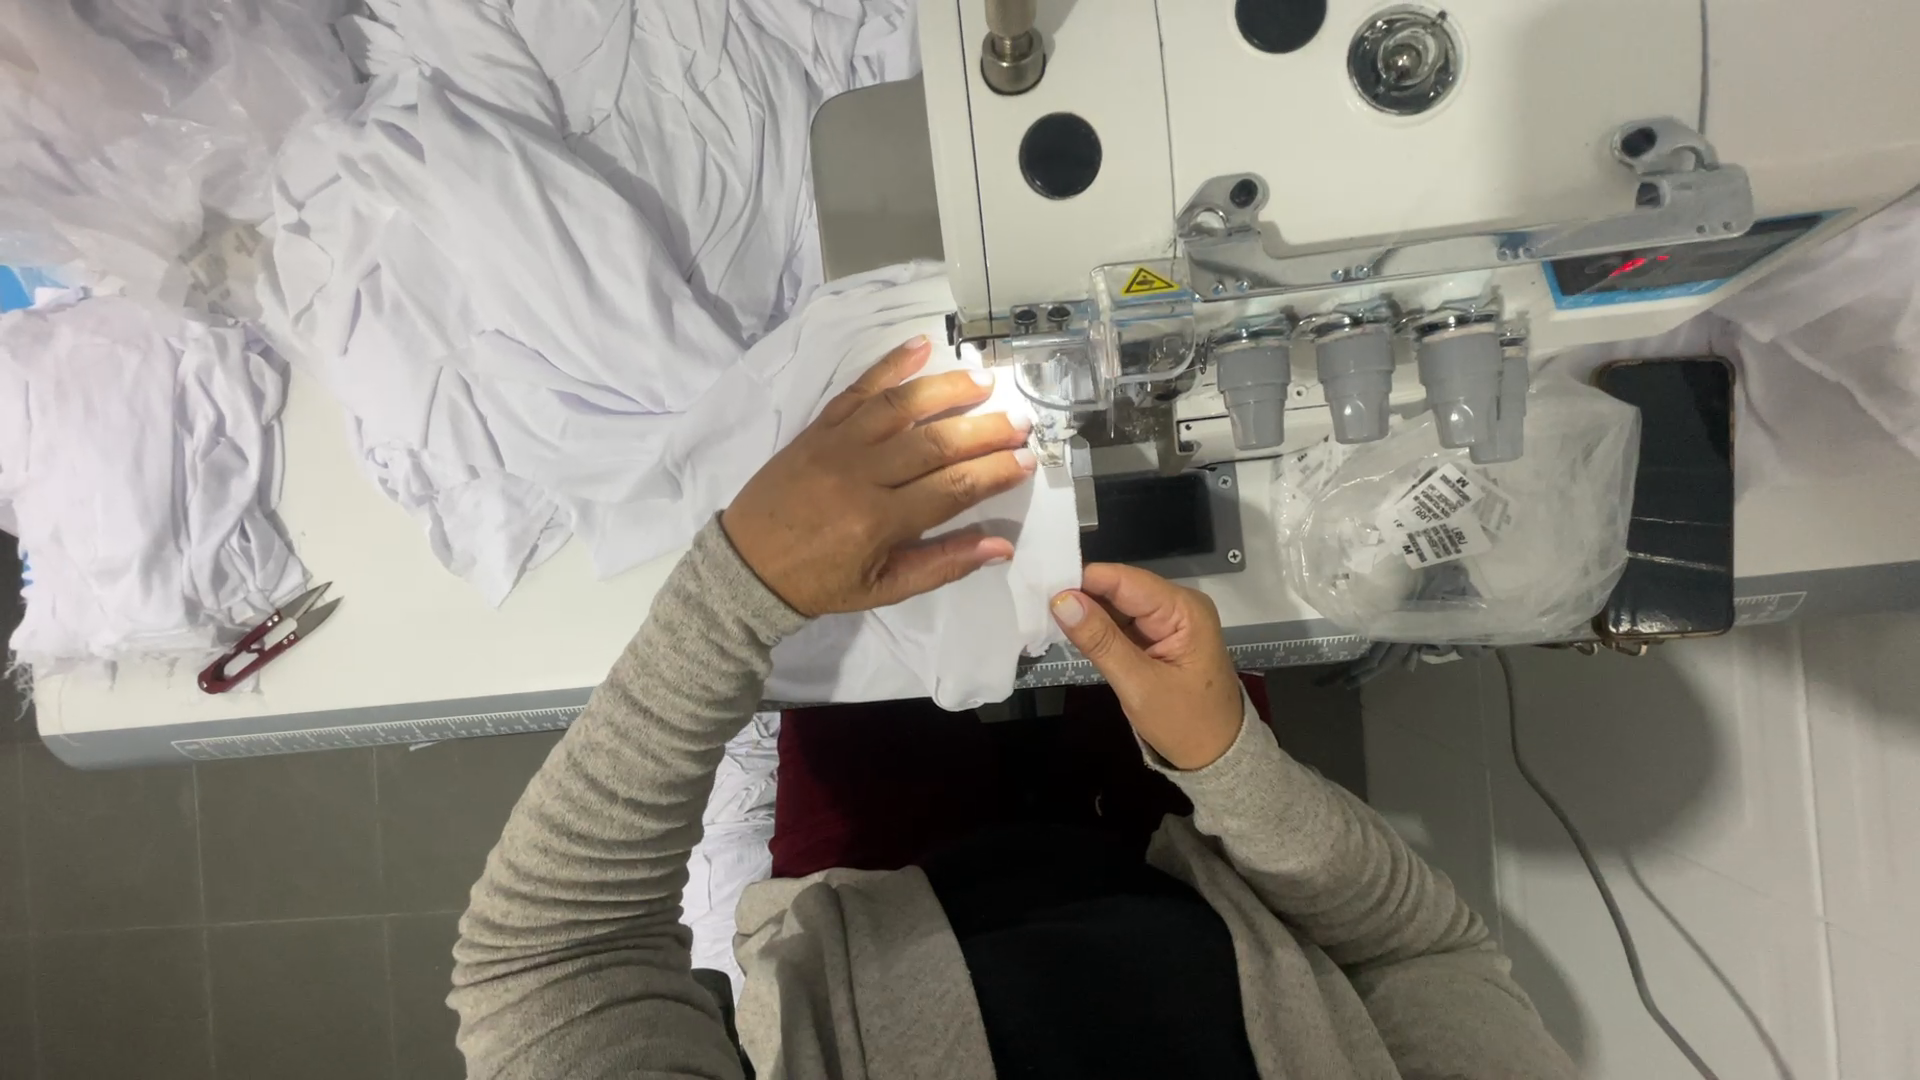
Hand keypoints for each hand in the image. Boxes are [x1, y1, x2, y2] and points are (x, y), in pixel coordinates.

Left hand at [722, 336, 1036, 616]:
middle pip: (933, 442)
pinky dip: (889, 365)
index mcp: (877, 522)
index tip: (1027, 460)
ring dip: (946, 389)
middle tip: (1020, 420)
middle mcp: (859, 476)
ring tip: (984, 382)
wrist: (746, 564)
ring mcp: (836, 445)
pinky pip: (856, 390)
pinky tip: (920, 346)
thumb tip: (1001, 547)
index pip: (951, 488)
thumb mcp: (884, 589)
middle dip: (984, 430)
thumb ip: (943, 565)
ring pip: (899, 406)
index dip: (994, 472)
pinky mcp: (817, 428)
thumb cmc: (820, 582)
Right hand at [1051, 564, 1243, 769]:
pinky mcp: (1155, 635)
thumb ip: (1100, 640)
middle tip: (1033, 599)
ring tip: (1042, 612)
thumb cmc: (1185, 724)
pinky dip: (1096, 626)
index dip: (1082, 579)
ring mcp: (1166, 619)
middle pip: (1118, 587)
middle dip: (1079, 593)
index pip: (1124, 580)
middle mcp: (1176, 604)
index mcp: (1183, 610)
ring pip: (1115, 603)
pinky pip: (1120, 621)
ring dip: (1084, 609)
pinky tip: (1068, 628)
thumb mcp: (1139, 685)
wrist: (1216, 757)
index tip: (1039, 584)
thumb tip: (1061, 600)